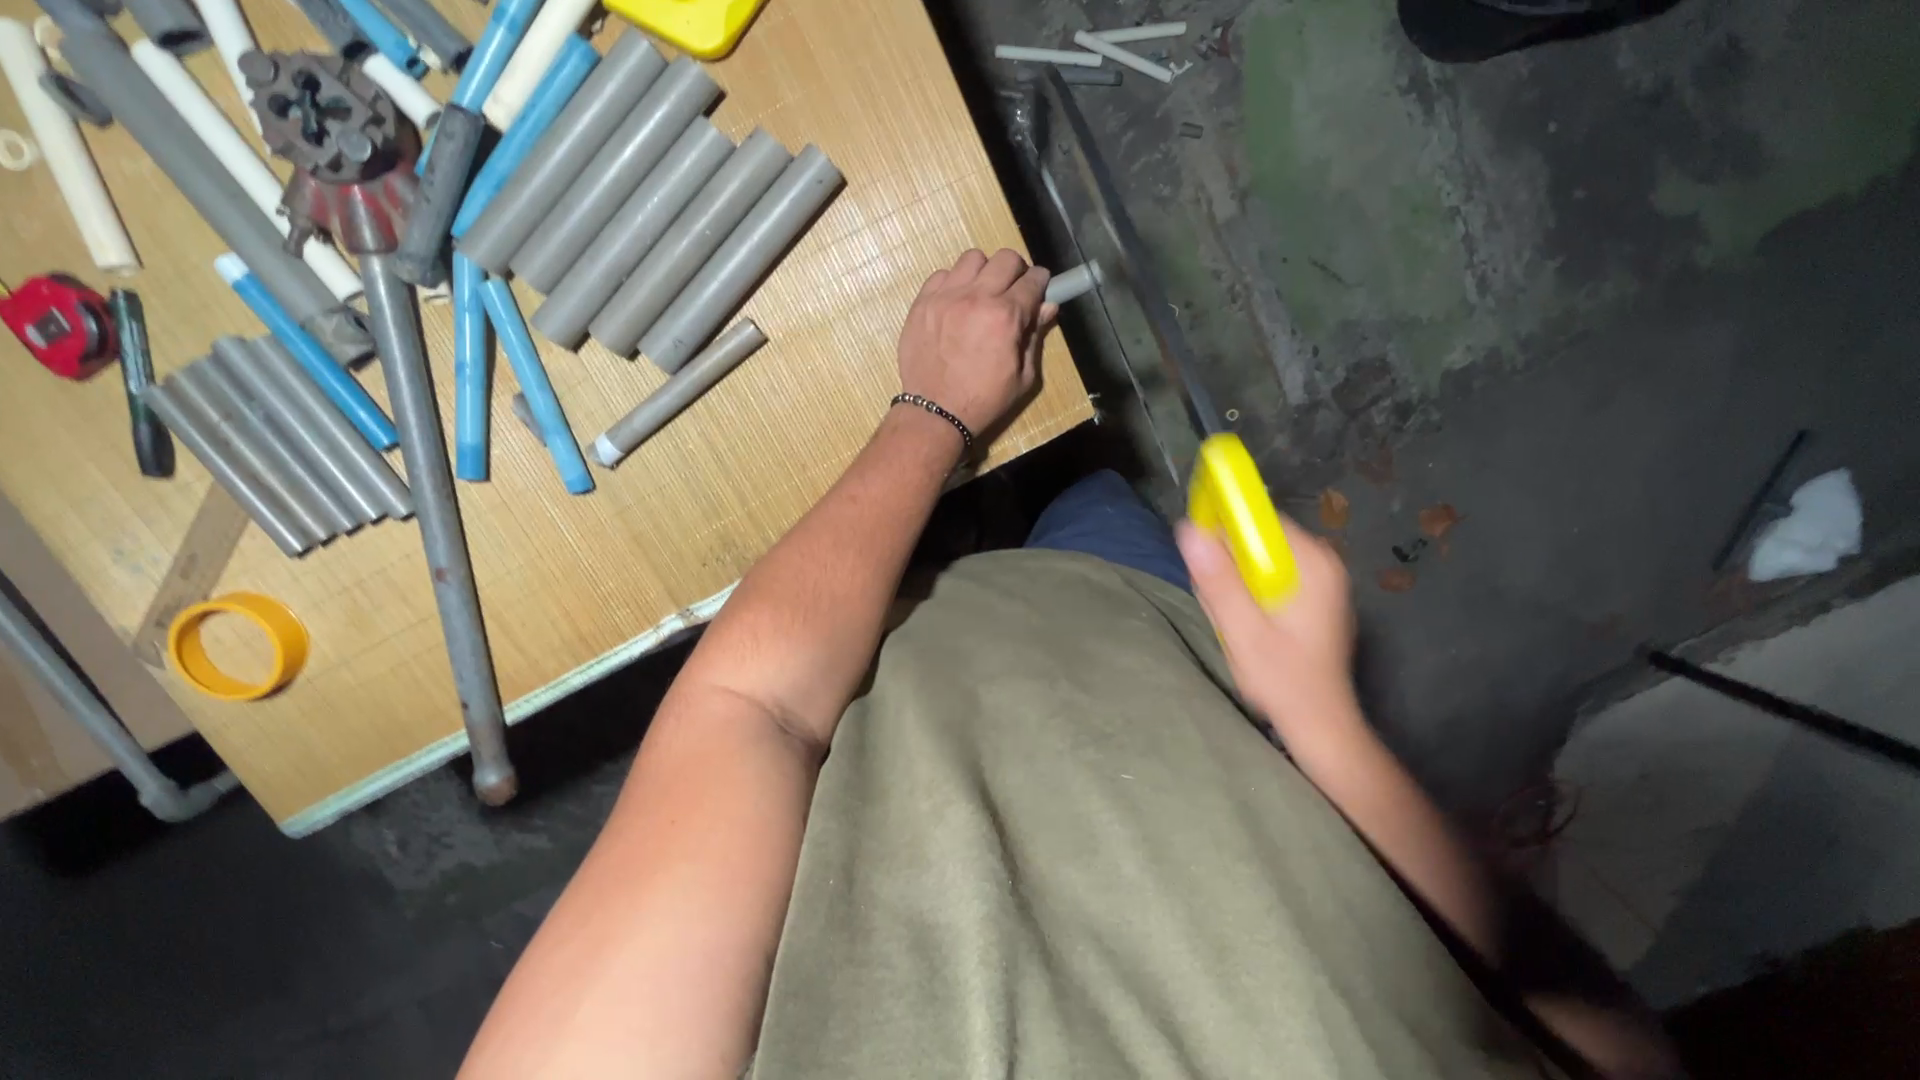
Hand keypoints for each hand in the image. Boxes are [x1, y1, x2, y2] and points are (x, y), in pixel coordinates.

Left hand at [896, 249, 1055, 433]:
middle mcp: (976, 298)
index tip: (1039, 288)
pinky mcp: (922, 303)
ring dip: (984, 271)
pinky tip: (956, 303)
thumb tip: (1048, 306)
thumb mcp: (1023, 376)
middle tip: (1012, 290)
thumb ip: (1035, 336)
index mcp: (1005, 316)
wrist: (935, 413)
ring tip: (981, 293)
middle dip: (1016, 271)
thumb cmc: (984, 400)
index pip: (1033, 280)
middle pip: (1005, 259)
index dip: (1041, 282)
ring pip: (972, 258)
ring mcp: (945, 297)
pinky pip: (942, 274)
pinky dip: (953, 282)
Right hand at [1175, 516, 1357, 733]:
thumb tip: (1188, 530)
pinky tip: (1246, 624)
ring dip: (1237, 582)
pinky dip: (1251, 591)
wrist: (1320, 723)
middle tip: (1217, 602)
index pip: (1260, 521)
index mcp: (1312, 564)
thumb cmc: (1283, 680)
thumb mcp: (1242, 632)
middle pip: (1259, 540)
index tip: (1200, 558)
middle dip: (1229, 565)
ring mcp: (1322, 579)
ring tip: (1233, 621)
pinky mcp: (1315, 596)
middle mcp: (1323, 563)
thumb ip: (1217, 581)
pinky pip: (1272, 575)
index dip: (1224, 531)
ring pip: (1261, 559)